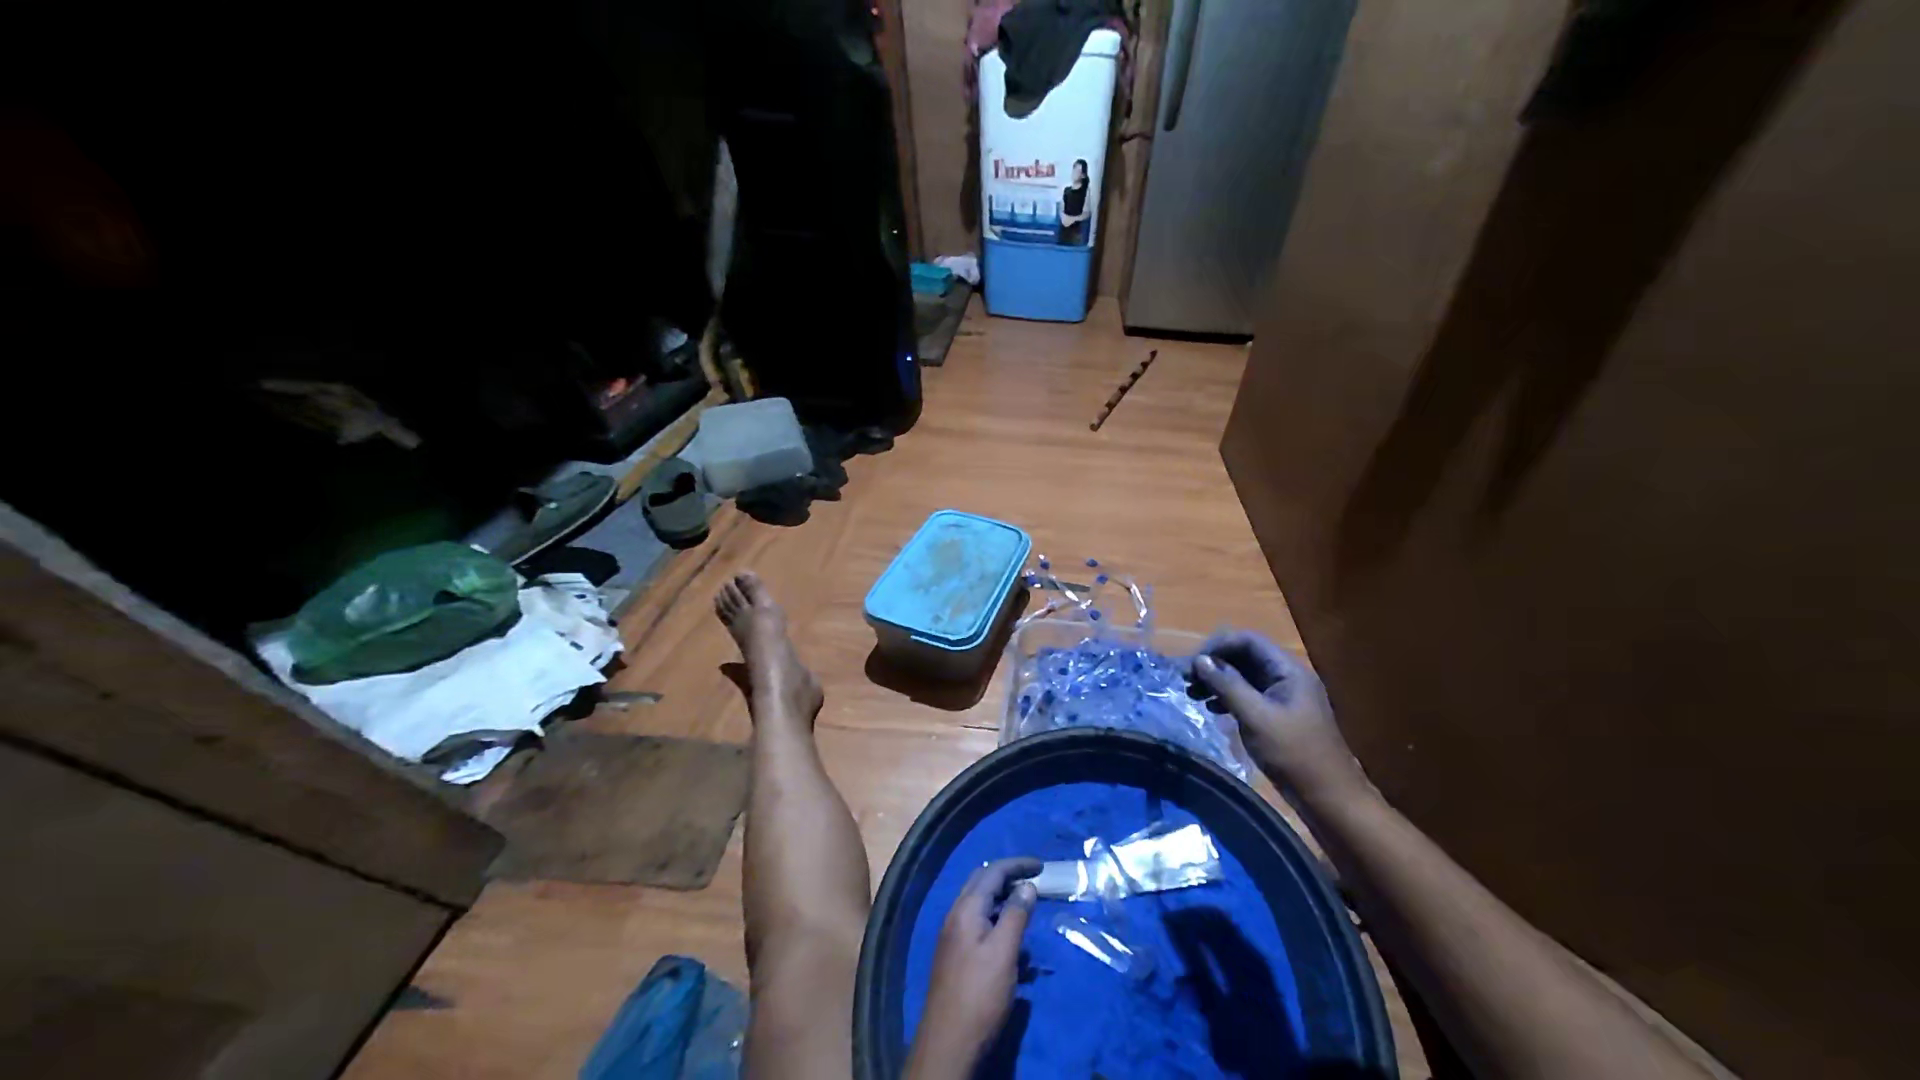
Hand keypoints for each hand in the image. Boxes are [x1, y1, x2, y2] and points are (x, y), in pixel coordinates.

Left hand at [905, 857, 1041, 1079]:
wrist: (949, 1040)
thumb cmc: (980, 993)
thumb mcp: (1004, 952)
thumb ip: (1016, 915)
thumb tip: (1027, 885)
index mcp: (966, 908)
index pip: (993, 871)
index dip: (1018, 865)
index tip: (1042, 866)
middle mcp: (956, 914)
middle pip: (982, 881)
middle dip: (1008, 876)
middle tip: (1034, 881)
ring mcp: (953, 934)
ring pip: (980, 903)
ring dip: (1003, 899)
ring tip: (1027, 906)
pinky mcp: (956, 953)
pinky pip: (978, 923)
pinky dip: (996, 920)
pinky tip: (1012, 938)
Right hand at [1193, 631, 1366, 800]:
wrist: (1328, 796)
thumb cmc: (1293, 753)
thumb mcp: (1255, 717)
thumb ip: (1227, 685)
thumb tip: (1200, 660)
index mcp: (1288, 670)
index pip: (1248, 641)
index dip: (1217, 646)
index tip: (1192, 665)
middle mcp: (1286, 676)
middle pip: (1244, 656)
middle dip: (1213, 664)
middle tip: (1186, 681)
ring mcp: (1282, 696)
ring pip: (1243, 676)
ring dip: (1216, 681)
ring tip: (1192, 694)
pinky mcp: (1277, 714)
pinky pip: (1248, 694)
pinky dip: (1227, 697)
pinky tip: (1210, 709)